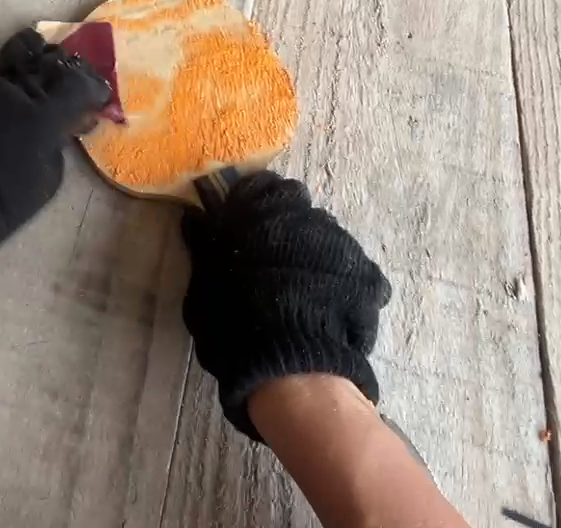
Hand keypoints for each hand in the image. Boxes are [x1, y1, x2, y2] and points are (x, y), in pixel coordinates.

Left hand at [0, 30, 109, 293]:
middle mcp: (17, 88)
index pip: (80, 80)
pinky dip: (1, 82)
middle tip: (69, 75)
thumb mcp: (51, 172)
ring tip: (38, 66)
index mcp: (45, 112)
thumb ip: (61, 137)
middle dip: (65, 65)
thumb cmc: (9, 198)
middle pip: (50, 57)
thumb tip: (70, 120)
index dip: (93, 85)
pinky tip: (1, 94)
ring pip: (17, 54)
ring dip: (33, 59)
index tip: (97, 94)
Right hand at [181, 173, 390, 440]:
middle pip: (296, 212)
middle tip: (271, 264)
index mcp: (264, 213)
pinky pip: (349, 267)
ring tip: (300, 290)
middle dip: (286, 230)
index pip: (262, 188)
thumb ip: (203, 247)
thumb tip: (193, 216)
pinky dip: (338, 280)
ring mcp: (340, 244)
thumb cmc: (237, 325)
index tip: (246, 227)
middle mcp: (305, 217)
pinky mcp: (367, 275)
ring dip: (312, 254)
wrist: (295, 372)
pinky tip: (326, 307)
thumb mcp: (205, 287)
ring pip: (324, 237)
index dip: (255, 205)